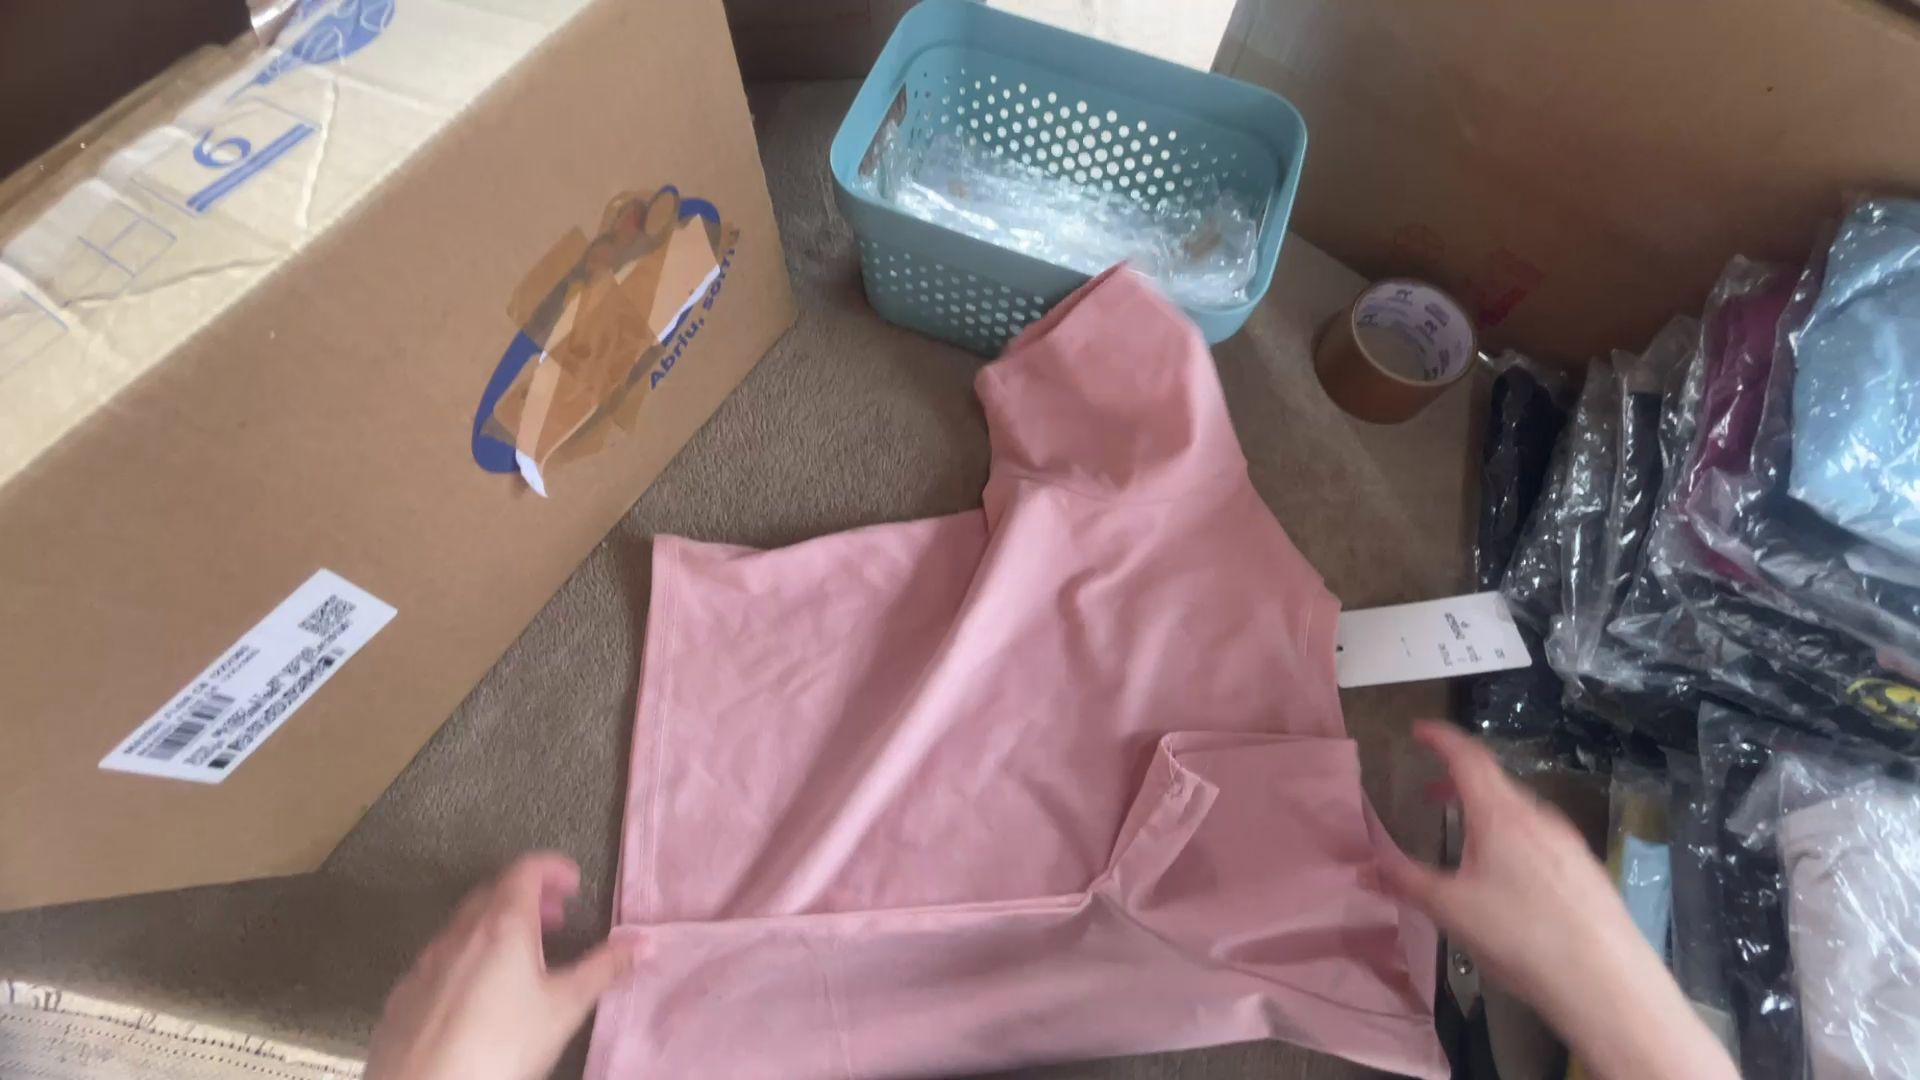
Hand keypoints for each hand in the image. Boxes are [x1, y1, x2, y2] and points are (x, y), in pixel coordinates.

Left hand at [365, 852, 638, 1079]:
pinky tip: (475, 997)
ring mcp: (422, 968)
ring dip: (495, 926)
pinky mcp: (398, 1003)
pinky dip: (465, 958)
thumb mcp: (566, 1006)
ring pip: (462, 926)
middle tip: (556, 919)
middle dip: (528, 896)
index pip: (526, 869)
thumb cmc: (500, 1048)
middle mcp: (459, 936)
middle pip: (493, 892)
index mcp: (502, 926)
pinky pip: (437, 962)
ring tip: (520, 958)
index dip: (554, 868)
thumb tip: (645, 941)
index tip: (575, 885)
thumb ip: (605, 967)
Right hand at [1379, 721, 1738, 1079]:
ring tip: (1466, 834)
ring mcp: (1570, 846)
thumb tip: (1364, 864)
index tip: (1418, 729)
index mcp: (1500, 815)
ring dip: (1486, 809)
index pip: (1468, 756)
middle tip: (1431, 793)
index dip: (1441, 737)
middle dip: (1458, 779)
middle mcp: (1538, 819)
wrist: (1614, 994)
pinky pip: (1541, 836)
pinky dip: (1512, 834)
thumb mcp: (1448, 908)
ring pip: (1520, 810)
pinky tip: (1509, 876)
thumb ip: (1402, 879)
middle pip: (1495, 781)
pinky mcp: (1589, 874)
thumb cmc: (1522, 937)